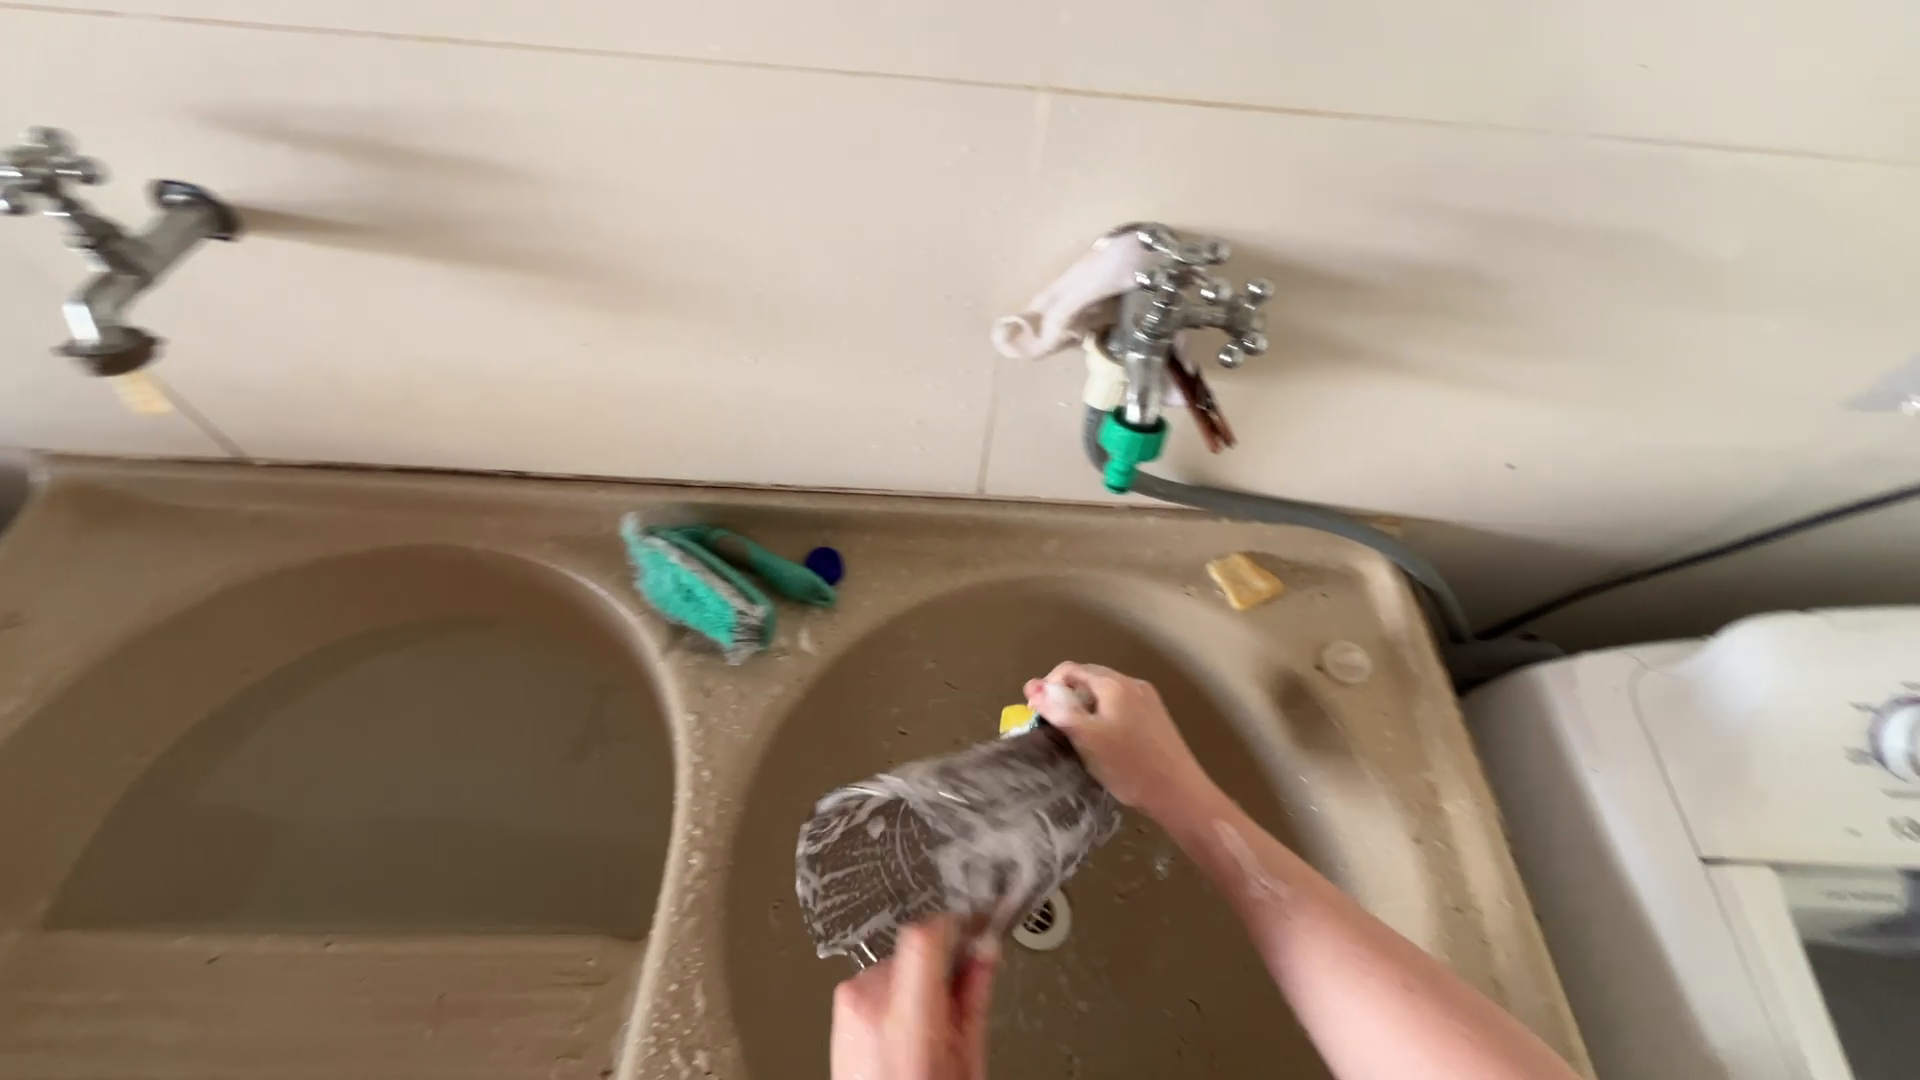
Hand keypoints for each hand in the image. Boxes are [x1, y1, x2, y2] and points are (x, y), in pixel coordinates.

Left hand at [831, 917, 997, 1079]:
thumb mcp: (967, 1060)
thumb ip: (976, 995)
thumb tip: (986, 951)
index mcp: (905, 1020)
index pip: (923, 936)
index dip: (952, 925)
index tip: (971, 929)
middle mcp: (868, 1004)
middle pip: (914, 948)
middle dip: (940, 964)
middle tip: (956, 998)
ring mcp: (849, 1005)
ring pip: (897, 961)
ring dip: (916, 979)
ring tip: (928, 1023)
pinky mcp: (840, 1009)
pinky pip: (876, 979)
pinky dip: (895, 992)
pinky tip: (904, 1026)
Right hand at [1025, 662, 1212, 821]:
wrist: (1179, 794)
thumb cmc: (1128, 766)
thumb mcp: (1086, 738)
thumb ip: (1058, 709)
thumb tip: (1031, 686)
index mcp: (1113, 683)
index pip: (1069, 670)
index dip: (1048, 687)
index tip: (1038, 715)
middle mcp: (1131, 683)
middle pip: (1088, 678)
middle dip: (1066, 696)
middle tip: (1055, 726)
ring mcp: (1147, 699)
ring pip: (1105, 693)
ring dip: (1085, 706)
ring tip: (1078, 735)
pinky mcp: (1156, 717)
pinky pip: (1120, 705)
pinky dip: (1104, 714)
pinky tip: (1105, 739)